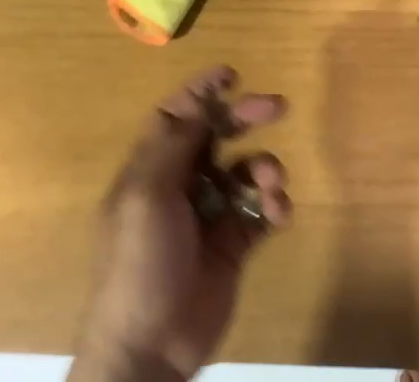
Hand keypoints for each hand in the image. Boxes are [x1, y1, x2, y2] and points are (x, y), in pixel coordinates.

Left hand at [68, 66, 291, 381]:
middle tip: (277, 106)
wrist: (149, 345)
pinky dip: (274, 206)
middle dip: (245, 117)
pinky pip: (261, 211)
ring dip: (264, 168)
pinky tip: (278, 215)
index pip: (176, 117)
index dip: (200, 92)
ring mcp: (209, 216)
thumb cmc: (140, 263)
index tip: (232, 74)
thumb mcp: (146, 197)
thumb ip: (174, 146)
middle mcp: (180, 186)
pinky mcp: (234, 245)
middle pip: (217, 136)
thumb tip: (198, 104)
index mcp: (151, 171)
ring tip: (271, 183)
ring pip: (245, 172)